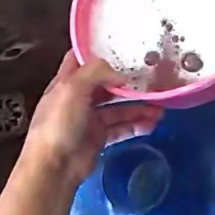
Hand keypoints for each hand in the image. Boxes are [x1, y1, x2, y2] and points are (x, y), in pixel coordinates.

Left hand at [19, 52, 162, 187]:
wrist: (53, 168)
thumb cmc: (58, 124)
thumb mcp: (72, 88)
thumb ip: (96, 73)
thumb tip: (121, 76)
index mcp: (66, 82)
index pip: (80, 59)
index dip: (98, 51)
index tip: (122, 46)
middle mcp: (78, 98)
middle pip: (105, 84)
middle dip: (127, 82)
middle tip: (152, 79)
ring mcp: (89, 119)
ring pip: (117, 108)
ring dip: (137, 106)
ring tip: (160, 107)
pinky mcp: (98, 138)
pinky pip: (121, 128)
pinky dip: (136, 125)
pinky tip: (152, 124)